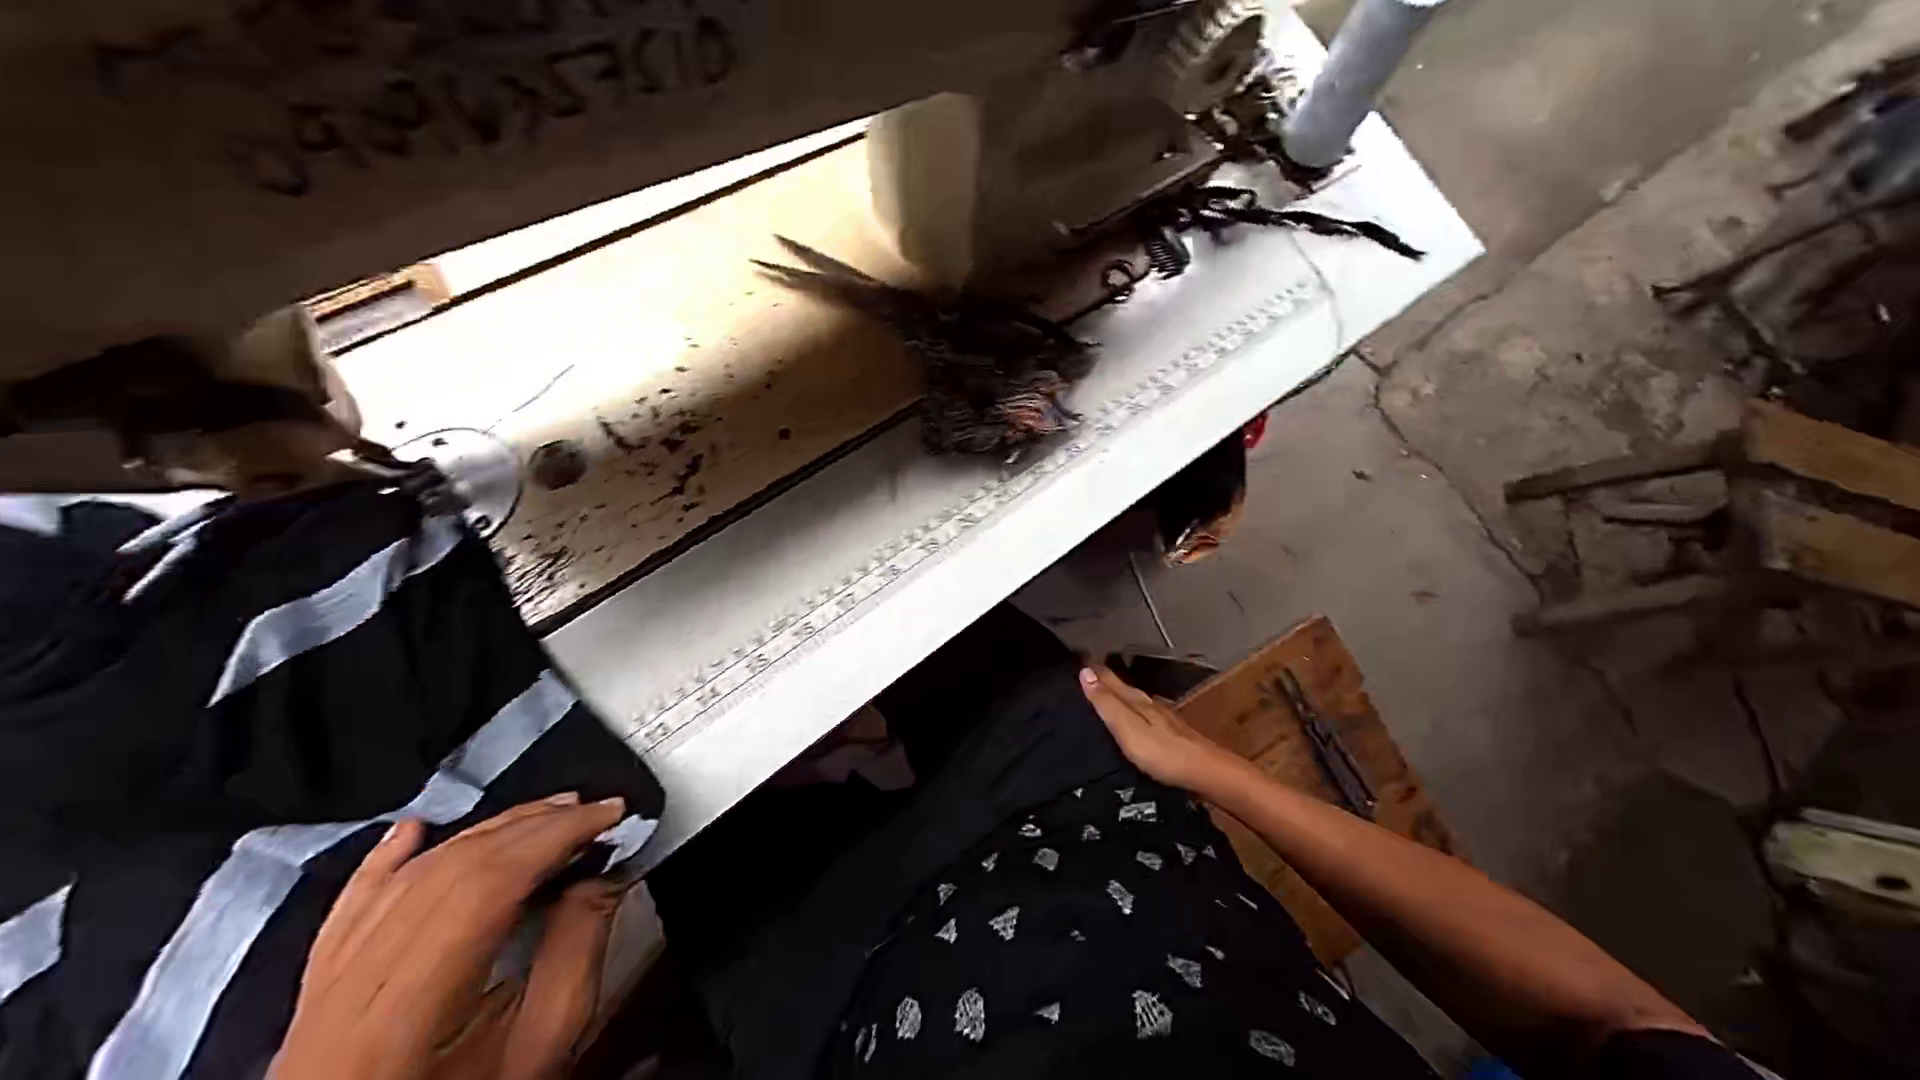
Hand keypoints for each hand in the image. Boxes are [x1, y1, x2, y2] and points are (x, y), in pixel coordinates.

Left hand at [272, 794, 628, 1079]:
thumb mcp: (539, 1051)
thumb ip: (574, 956)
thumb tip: (603, 877)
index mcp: (405, 1012)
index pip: (486, 886)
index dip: (555, 836)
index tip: (608, 814)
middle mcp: (352, 988)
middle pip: (451, 869)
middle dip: (532, 826)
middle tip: (590, 811)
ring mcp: (326, 984)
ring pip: (412, 875)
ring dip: (487, 832)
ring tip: (544, 813)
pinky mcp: (317, 987)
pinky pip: (351, 905)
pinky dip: (388, 859)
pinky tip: (415, 828)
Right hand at [1078, 665, 1248, 793]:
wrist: (1207, 774)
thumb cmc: (1163, 753)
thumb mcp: (1127, 728)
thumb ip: (1106, 703)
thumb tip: (1085, 672)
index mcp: (1137, 701)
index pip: (1110, 679)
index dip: (1093, 670)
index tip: (1076, 660)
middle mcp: (1150, 704)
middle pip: (1123, 687)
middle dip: (1104, 680)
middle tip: (1085, 675)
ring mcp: (1164, 719)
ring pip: (1135, 701)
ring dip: (1118, 695)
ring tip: (1104, 695)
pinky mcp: (1172, 735)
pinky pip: (1144, 716)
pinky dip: (1132, 713)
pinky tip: (1134, 720)